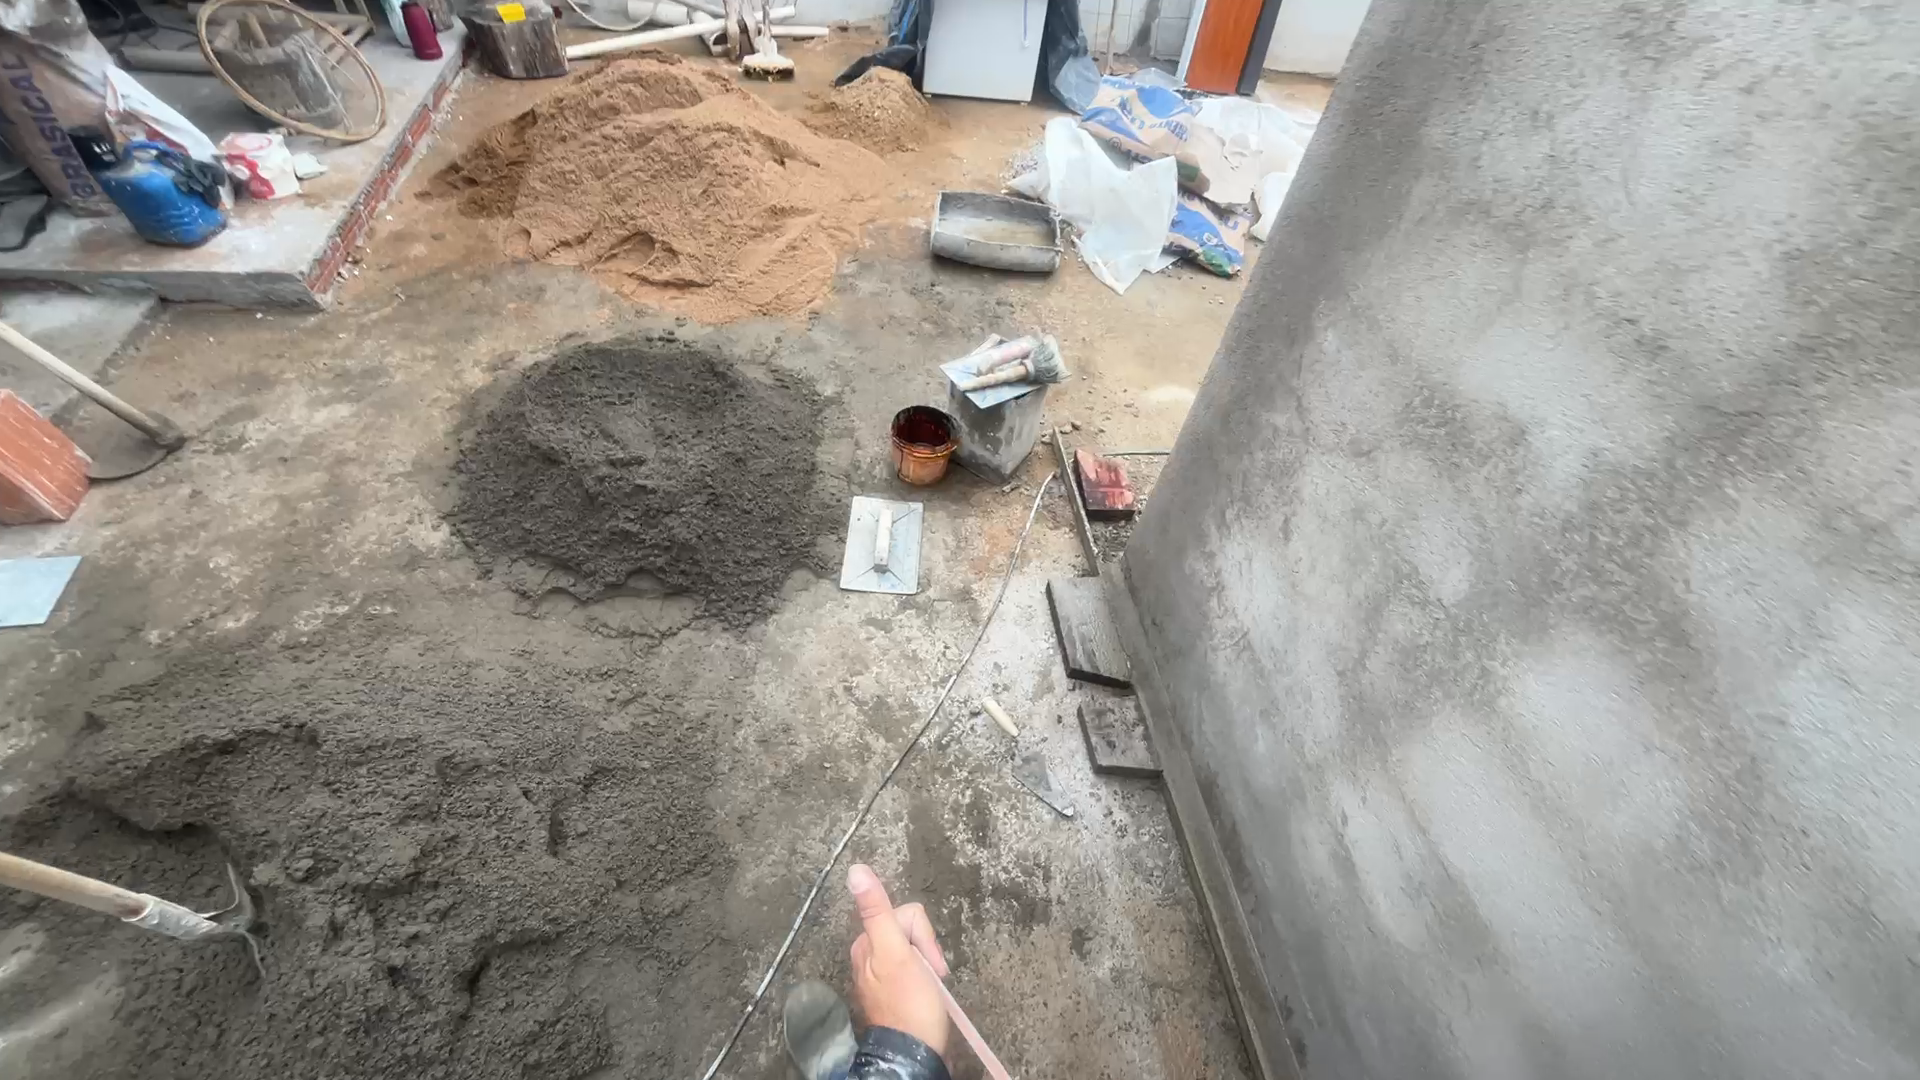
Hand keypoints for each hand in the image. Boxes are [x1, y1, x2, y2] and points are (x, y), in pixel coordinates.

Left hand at [846, 863, 950, 1060]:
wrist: (915, 1055)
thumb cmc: (910, 1004)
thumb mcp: (895, 951)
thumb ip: (877, 910)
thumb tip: (855, 869)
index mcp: (866, 942)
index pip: (908, 915)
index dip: (924, 936)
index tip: (926, 963)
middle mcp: (869, 954)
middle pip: (911, 929)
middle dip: (927, 950)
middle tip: (929, 977)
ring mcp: (882, 973)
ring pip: (916, 947)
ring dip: (929, 964)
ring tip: (930, 987)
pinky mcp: (895, 989)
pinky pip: (916, 966)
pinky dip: (926, 976)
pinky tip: (927, 991)